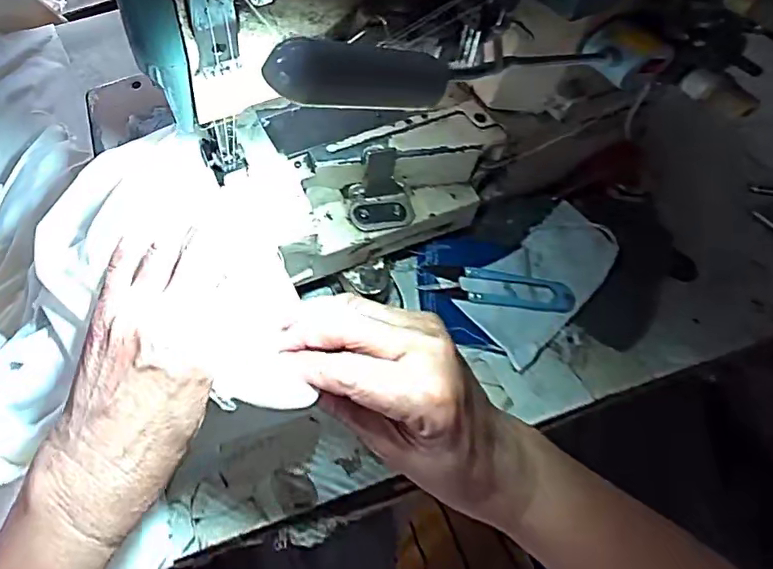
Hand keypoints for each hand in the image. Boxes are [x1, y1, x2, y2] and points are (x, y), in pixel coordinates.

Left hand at [23, 230, 216, 553]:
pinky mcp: (103, 316)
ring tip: (190, 214)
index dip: (242, 261)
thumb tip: (222, 321)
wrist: (90, 471)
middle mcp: (164, 324)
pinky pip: (119, 266)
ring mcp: (129, 314)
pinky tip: (141, 231)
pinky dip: (132, 244)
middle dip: (214, 233)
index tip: (248, 244)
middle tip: (224, 216)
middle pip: (197, 258)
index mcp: (197, 351)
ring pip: (159, 253)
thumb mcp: (199, 403)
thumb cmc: (144, 454)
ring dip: (178, 231)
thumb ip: (211, 352)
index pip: (229, 288)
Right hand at [279, 294, 533, 525]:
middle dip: (305, 330)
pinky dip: (336, 313)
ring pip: (353, 307)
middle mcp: (427, 349)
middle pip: (347, 326)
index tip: (281, 364)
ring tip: (287, 327)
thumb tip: (306, 381)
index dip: (308, 365)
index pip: (348, 369)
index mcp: (426, 391)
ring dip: (316, 315)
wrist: (497, 454)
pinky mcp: (419, 318)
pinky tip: (316, 322)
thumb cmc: (456, 464)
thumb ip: (346, 408)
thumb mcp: (392, 451)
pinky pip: (366, 307)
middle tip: (276, 340)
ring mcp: (425, 327)